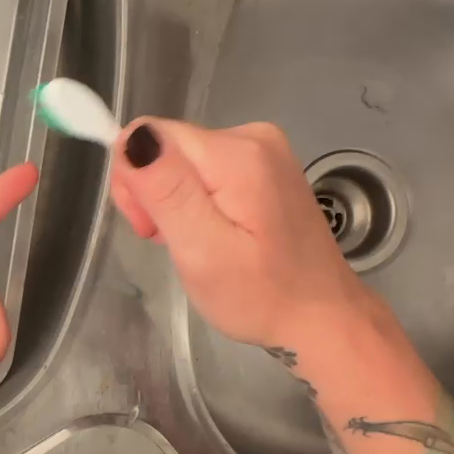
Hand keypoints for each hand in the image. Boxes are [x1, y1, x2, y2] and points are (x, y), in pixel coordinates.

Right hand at [109, 119, 368, 347]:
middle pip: (164, 145)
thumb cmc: (259, 295)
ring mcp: (261, 150)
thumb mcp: (202, 251)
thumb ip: (165, 190)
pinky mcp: (263, 166)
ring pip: (179, 160)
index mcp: (235, 154)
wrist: (320, 317)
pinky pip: (201, 171)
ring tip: (199, 245)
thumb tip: (132, 138)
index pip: (148, 136)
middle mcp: (251, 136)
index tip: (153, 228)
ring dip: (172, 203)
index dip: (136, 183)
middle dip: (154, 195)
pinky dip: (194, 204)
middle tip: (177, 242)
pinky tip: (213, 234)